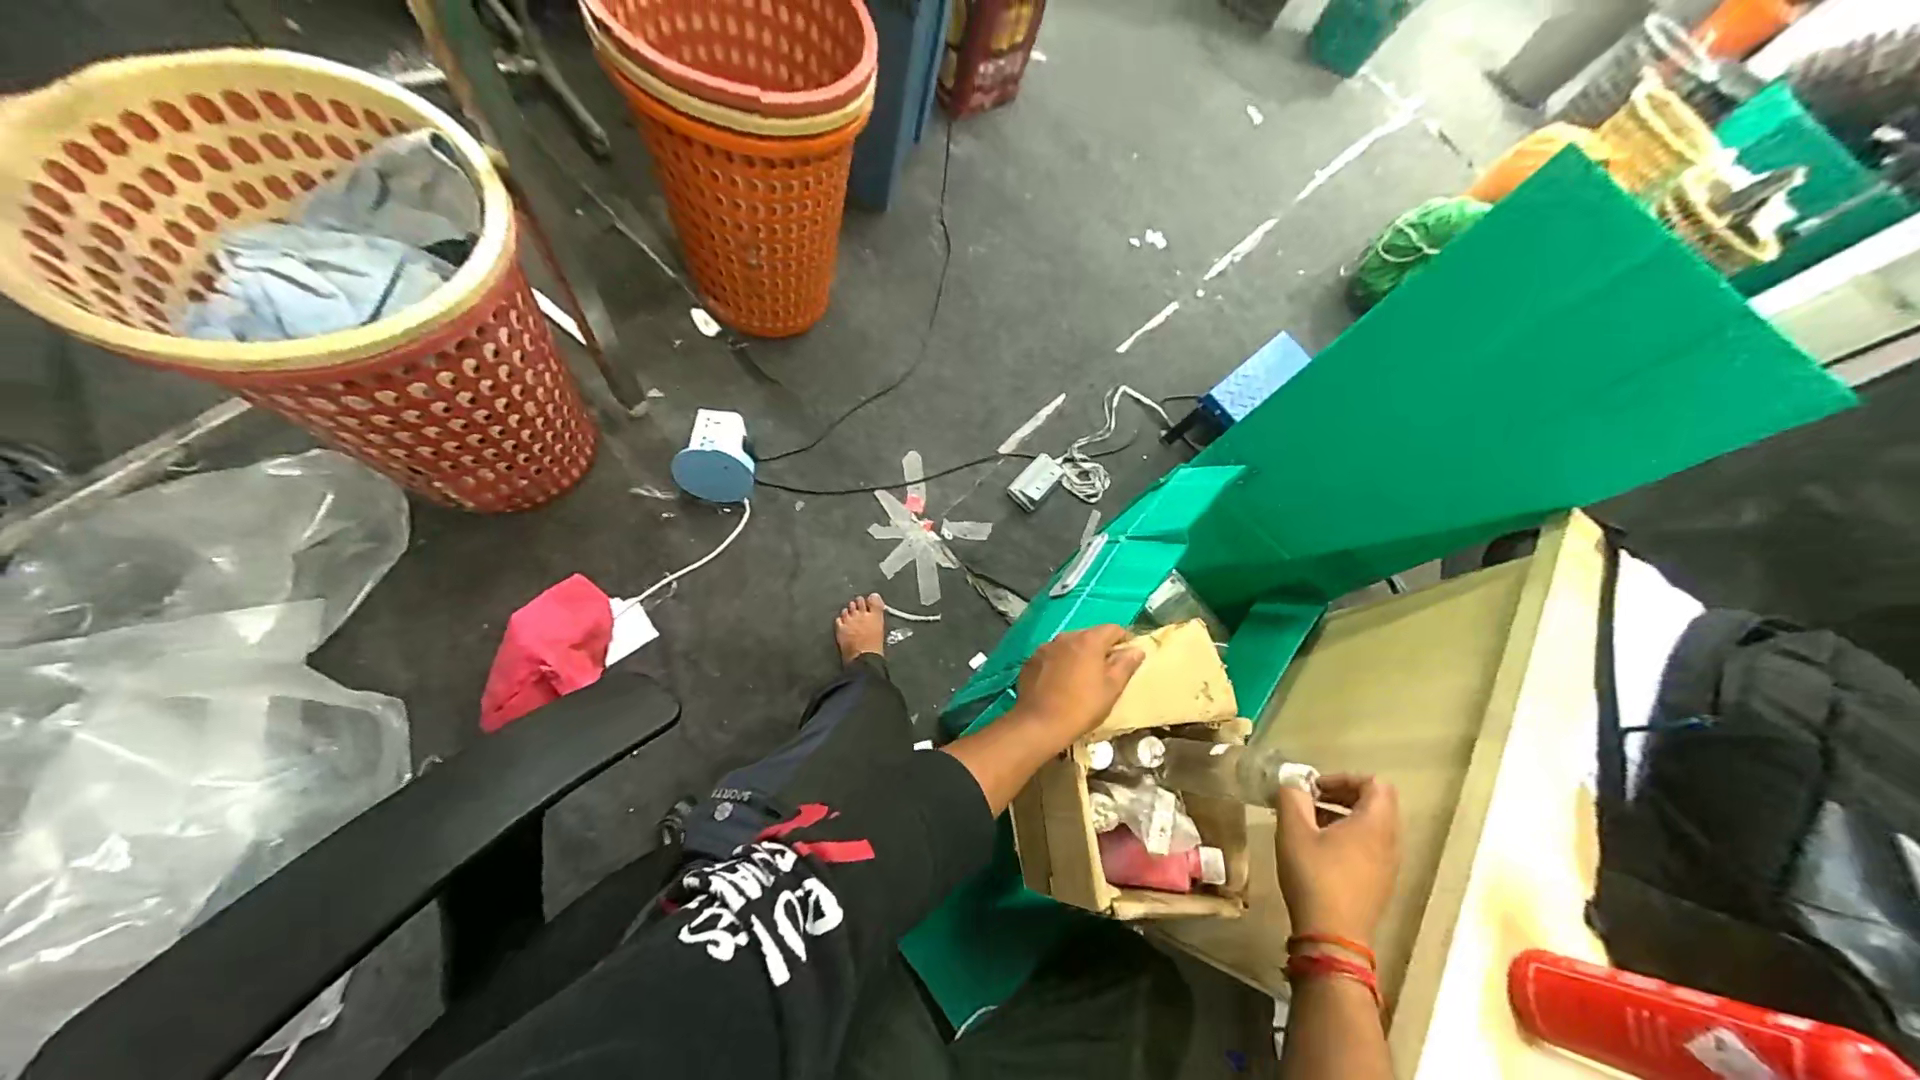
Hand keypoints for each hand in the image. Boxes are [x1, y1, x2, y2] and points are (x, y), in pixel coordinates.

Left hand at [1010, 625, 1144, 736]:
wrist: (1039, 723)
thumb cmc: (1082, 707)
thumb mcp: (1112, 688)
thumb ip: (1125, 665)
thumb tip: (1136, 650)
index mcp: (1088, 641)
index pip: (1113, 629)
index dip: (1124, 640)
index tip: (1127, 656)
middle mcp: (1065, 637)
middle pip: (1089, 635)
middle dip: (1100, 648)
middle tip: (1106, 670)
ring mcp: (1045, 647)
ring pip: (1069, 645)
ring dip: (1078, 654)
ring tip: (1082, 676)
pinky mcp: (1031, 660)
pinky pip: (1052, 655)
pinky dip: (1060, 662)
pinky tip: (1060, 681)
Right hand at [1274, 774, 1399, 947]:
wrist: (1332, 936)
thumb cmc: (1314, 876)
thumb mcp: (1293, 831)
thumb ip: (1292, 798)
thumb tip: (1294, 786)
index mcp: (1375, 824)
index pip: (1375, 784)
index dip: (1344, 777)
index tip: (1315, 787)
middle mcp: (1390, 842)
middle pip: (1376, 804)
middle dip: (1342, 794)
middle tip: (1310, 800)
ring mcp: (1388, 866)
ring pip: (1373, 826)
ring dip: (1343, 816)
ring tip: (1310, 823)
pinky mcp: (1380, 883)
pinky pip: (1370, 847)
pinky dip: (1348, 837)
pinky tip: (1319, 850)